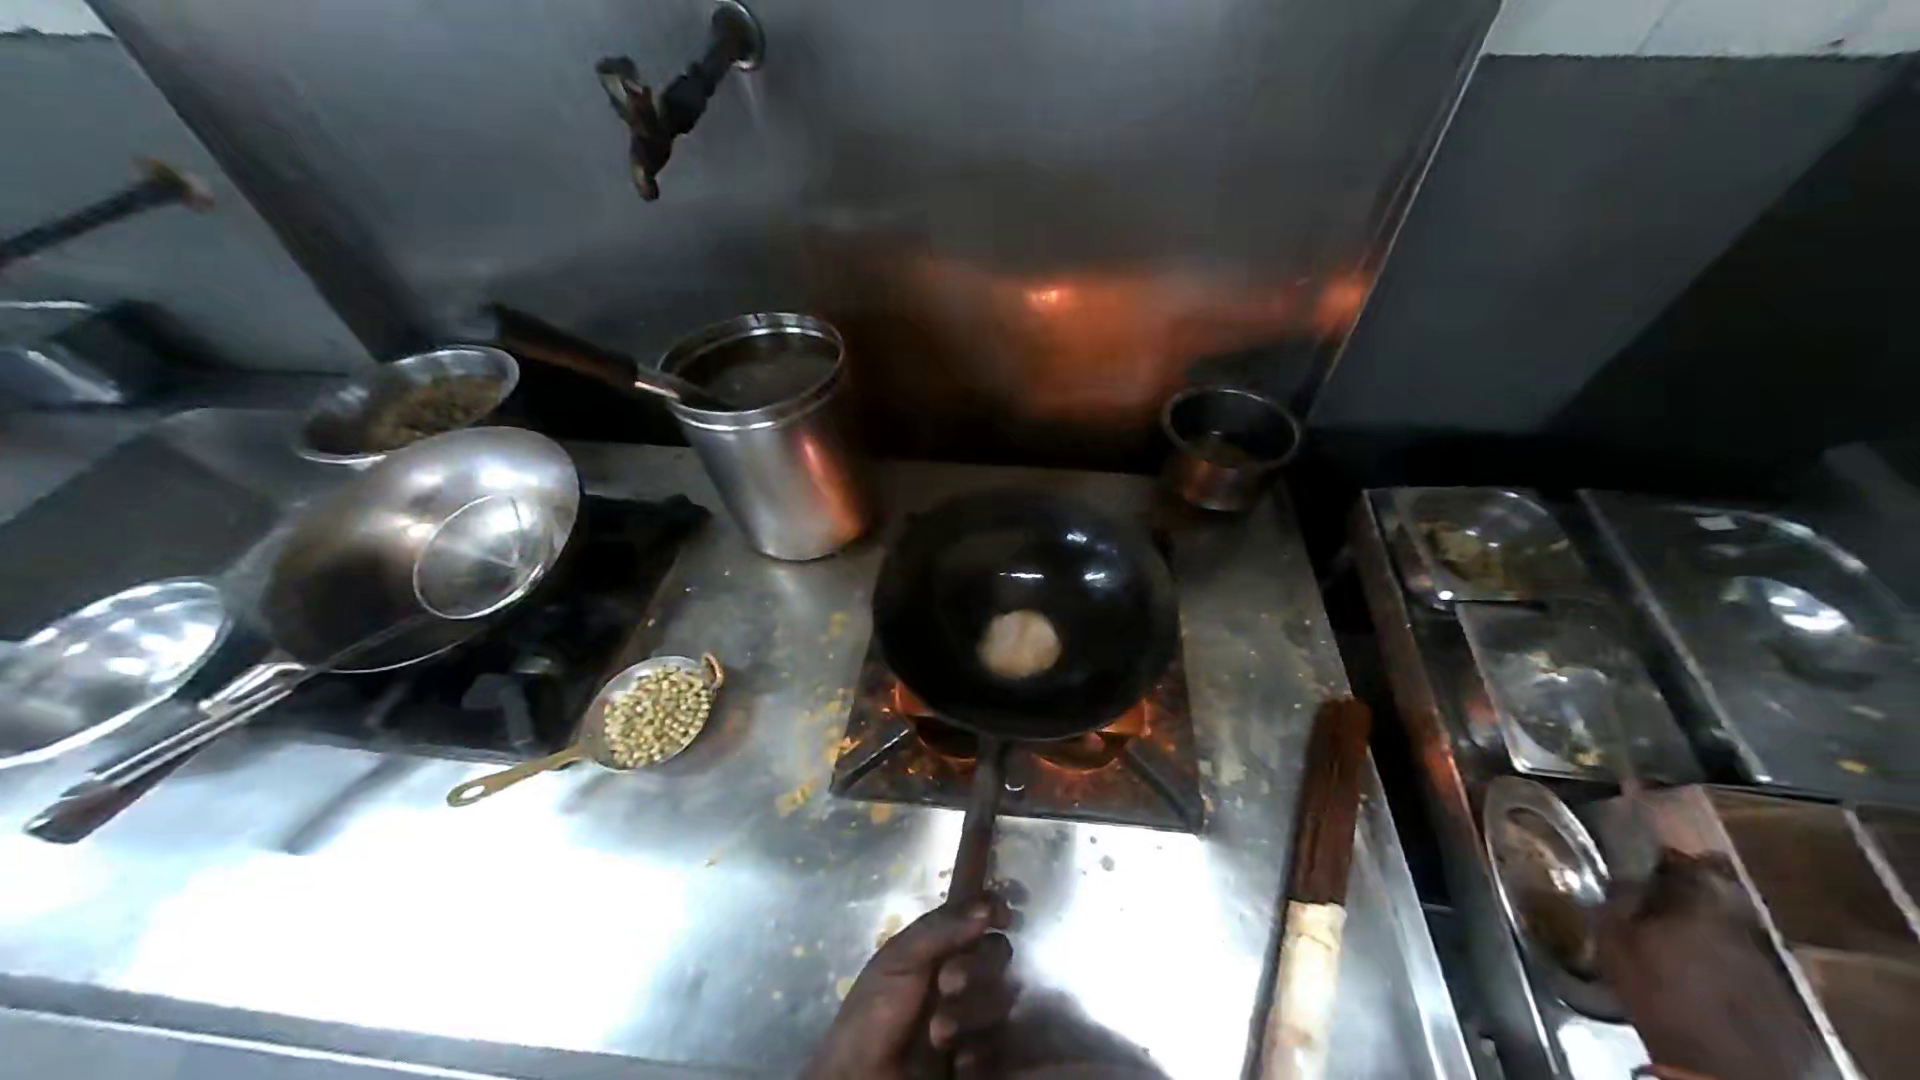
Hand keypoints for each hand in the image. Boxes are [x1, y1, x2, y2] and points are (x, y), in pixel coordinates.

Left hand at [804, 897, 1014, 1079]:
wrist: (862, 1078)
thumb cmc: (874, 1011)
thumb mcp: (898, 959)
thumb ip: (941, 929)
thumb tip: (986, 909)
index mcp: (942, 945)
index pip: (979, 917)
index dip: (994, 912)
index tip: (1002, 918)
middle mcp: (963, 973)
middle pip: (998, 954)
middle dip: (977, 968)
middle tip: (946, 984)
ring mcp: (973, 1015)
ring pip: (1002, 1000)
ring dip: (972, 1014)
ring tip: (938, 1034)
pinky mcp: (980, 1055)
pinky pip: (1002, 1045)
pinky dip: (979, 1051)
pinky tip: (957, 1060)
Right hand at [1597, 852, 1819, 1079]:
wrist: (1718, 1061)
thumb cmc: (1657, 993)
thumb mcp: (1615, 941)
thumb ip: (1617, 902)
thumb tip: (1615, 876)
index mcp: (1698, 904)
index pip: (1686, 860)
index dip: (1663, 851)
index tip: (1641, 848)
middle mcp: (1736, 921)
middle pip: (1708, 888)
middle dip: (1679, 883)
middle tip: (1646, 882)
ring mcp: (1757, 953)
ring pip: (1721, 918)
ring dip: (1694, 914)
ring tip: (1662, 919)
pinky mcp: (1767, 981)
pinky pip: (1732, 946)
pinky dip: (1709, 942)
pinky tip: (1686, 954)